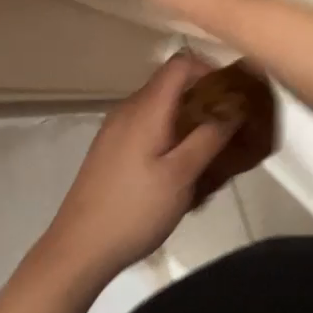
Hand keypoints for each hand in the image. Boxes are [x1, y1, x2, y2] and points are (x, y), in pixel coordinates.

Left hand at [44, 52, 240, 274]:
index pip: (181, 63)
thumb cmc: (134, 210)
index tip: (233, 97)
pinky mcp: (110, 149)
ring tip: (209, 156)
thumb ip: (209, 137)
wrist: (78, 249)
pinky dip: (169, 137)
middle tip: (229, 130)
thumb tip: (234, 108)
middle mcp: (128, 109)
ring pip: (161, 109)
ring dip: (187, 123)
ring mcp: (115, 129)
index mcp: (146, 108)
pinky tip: (179, 172)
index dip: (211, 71)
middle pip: (172, 85)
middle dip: (204, 102)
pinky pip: (147, 128)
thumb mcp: (181, 176)